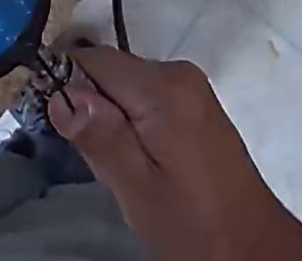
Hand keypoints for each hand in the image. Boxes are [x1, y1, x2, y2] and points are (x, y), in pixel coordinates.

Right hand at [48, 47, 301, 260]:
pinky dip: (129, 111)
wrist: (251, 243)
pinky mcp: (194, 96)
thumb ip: (102, 137)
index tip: (50, 114)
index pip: (97, 59)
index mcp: (164, 88)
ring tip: (113, 157)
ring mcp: (190, 81)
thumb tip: (62, 92)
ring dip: (109, 108)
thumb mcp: (138, 190)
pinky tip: (136, 150)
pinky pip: (145, 89)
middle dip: (89, 98)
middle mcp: (178, 70)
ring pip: (126, 78)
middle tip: (87, 150)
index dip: (67, 79)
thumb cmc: (191, 223)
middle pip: (113, 66)